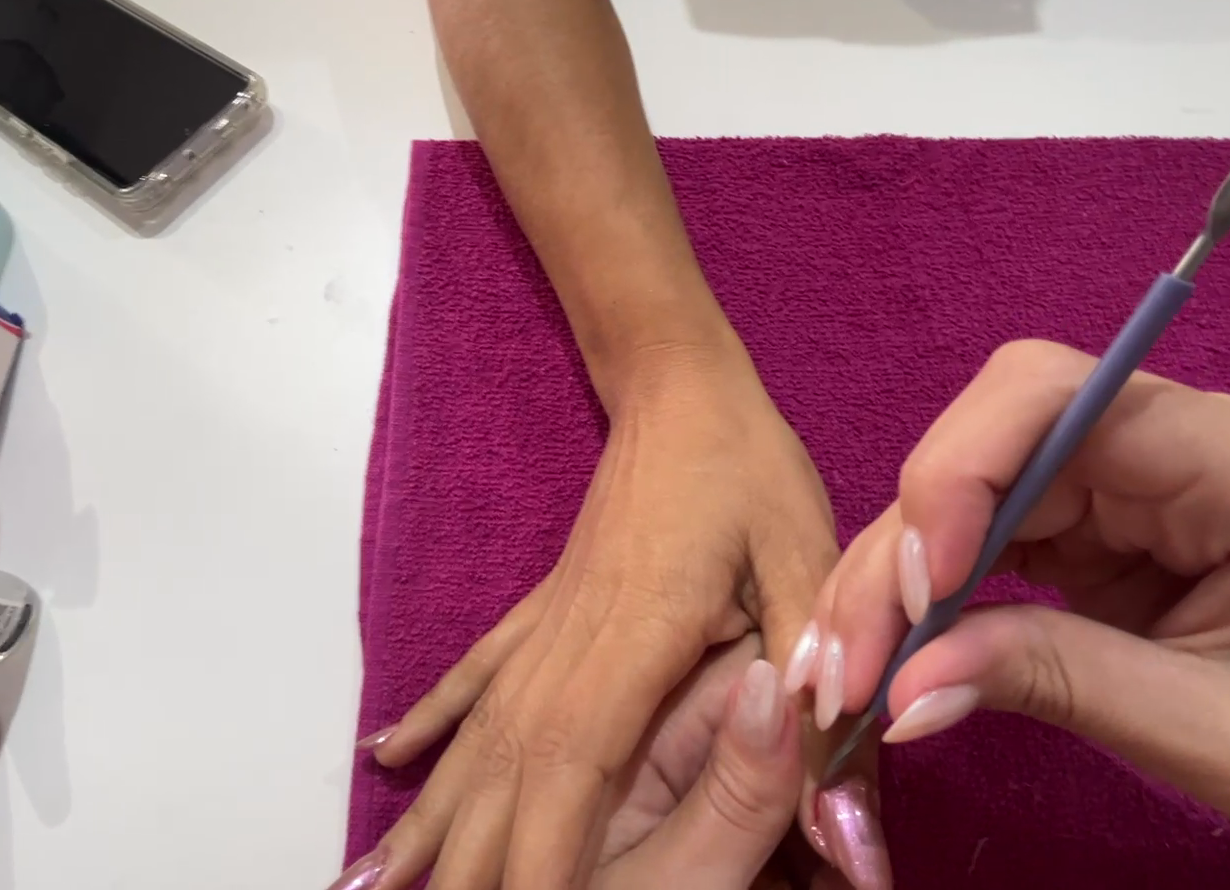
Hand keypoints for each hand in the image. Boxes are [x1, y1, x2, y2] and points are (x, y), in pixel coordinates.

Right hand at [336, 355, 880, 888]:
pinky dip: (433, 717)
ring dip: (438, 803)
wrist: (676, 387)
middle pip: (513, 759)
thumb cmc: (743, 464)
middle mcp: (576, 634)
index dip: (542, 853)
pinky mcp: (546, 600)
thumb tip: (846, 809)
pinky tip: (390, 752)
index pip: (578, 759)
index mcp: (641, 629)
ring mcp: (551, 616)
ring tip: (383, 876)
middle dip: (474, 854)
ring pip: (483, 723)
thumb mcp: (805, 556)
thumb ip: (817, 673)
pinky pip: (480, 669)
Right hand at [804, 340, 1229, 888]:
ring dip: (885, 573)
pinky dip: (908, 591)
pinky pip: (964, 533)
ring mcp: (1111, 482)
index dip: (961, 471)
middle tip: (853, 652)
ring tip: (844, 666)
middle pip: (981, 441)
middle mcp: (1161, 446)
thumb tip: (901, 691)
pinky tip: (877, 645)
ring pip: (954, 489)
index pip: (1055, 398)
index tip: (920, 586)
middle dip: (903, 540)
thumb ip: (1056, 684)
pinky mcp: (1074, 523)